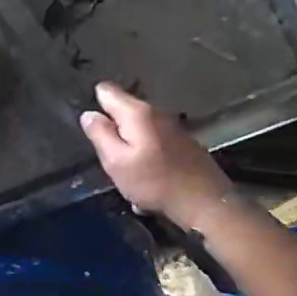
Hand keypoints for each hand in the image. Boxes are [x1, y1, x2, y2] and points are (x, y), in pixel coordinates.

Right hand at [80, 82, 232, 225]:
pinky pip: (154, 142)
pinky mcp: (184, 143)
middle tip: (109, 155)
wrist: (207, 205)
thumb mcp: (115, 161)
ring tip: (128, 170)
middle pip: (123, 110)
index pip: (106, 90)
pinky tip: (149, 177)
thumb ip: (99, 133)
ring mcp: (173, 127)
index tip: (94, 127)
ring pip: (138, 129)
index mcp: (137, 113)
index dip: (94, 104)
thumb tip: (89, 114)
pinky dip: (147, 154)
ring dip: (129, 144)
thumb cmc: (155, 182)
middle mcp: (157, 113)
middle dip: (113, 128)